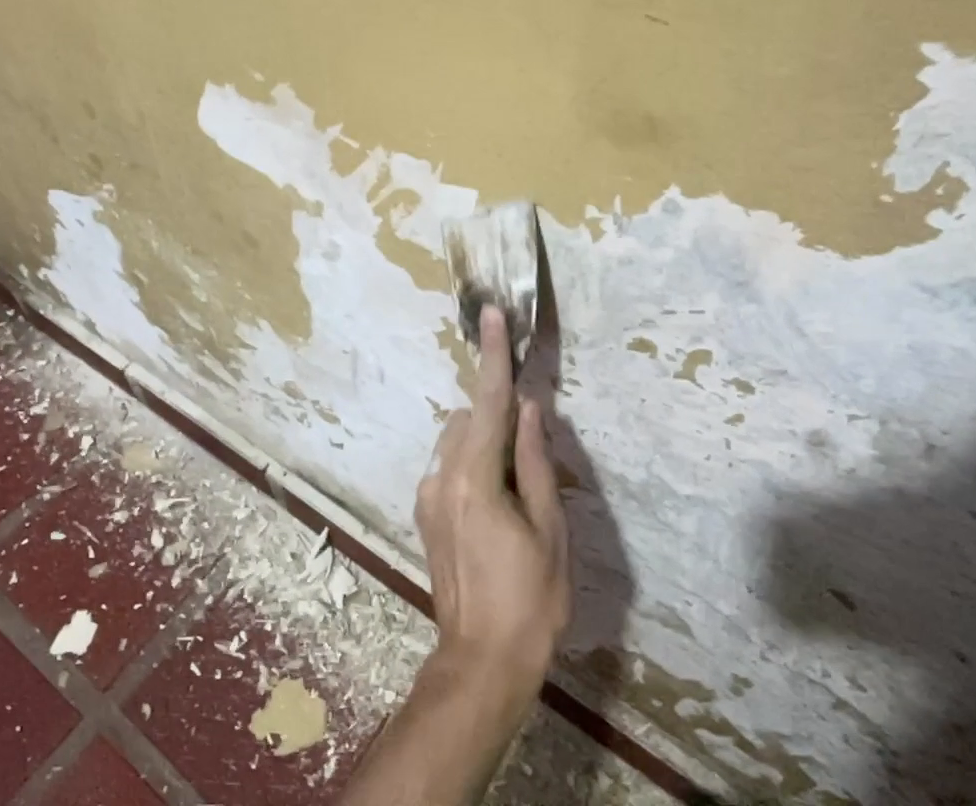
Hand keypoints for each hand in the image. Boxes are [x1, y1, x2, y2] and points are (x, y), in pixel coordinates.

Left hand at [415, 305, 570, 694]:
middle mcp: (440, 478)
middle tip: (534, 433)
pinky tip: (500, 499)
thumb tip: (531, 409)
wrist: (482, 660)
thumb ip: (536, 463)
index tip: (493, 314)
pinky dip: (474, 462)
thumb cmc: (529, 598)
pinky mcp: (426, 517)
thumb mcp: (549, 530)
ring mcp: (428, 499)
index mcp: (473, 478)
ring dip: (484, 438)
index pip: (488, 403)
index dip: (494, 356)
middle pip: (467, 419)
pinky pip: (449, 468)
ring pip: (455, 442)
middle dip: (497, 410)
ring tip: (520, 478)